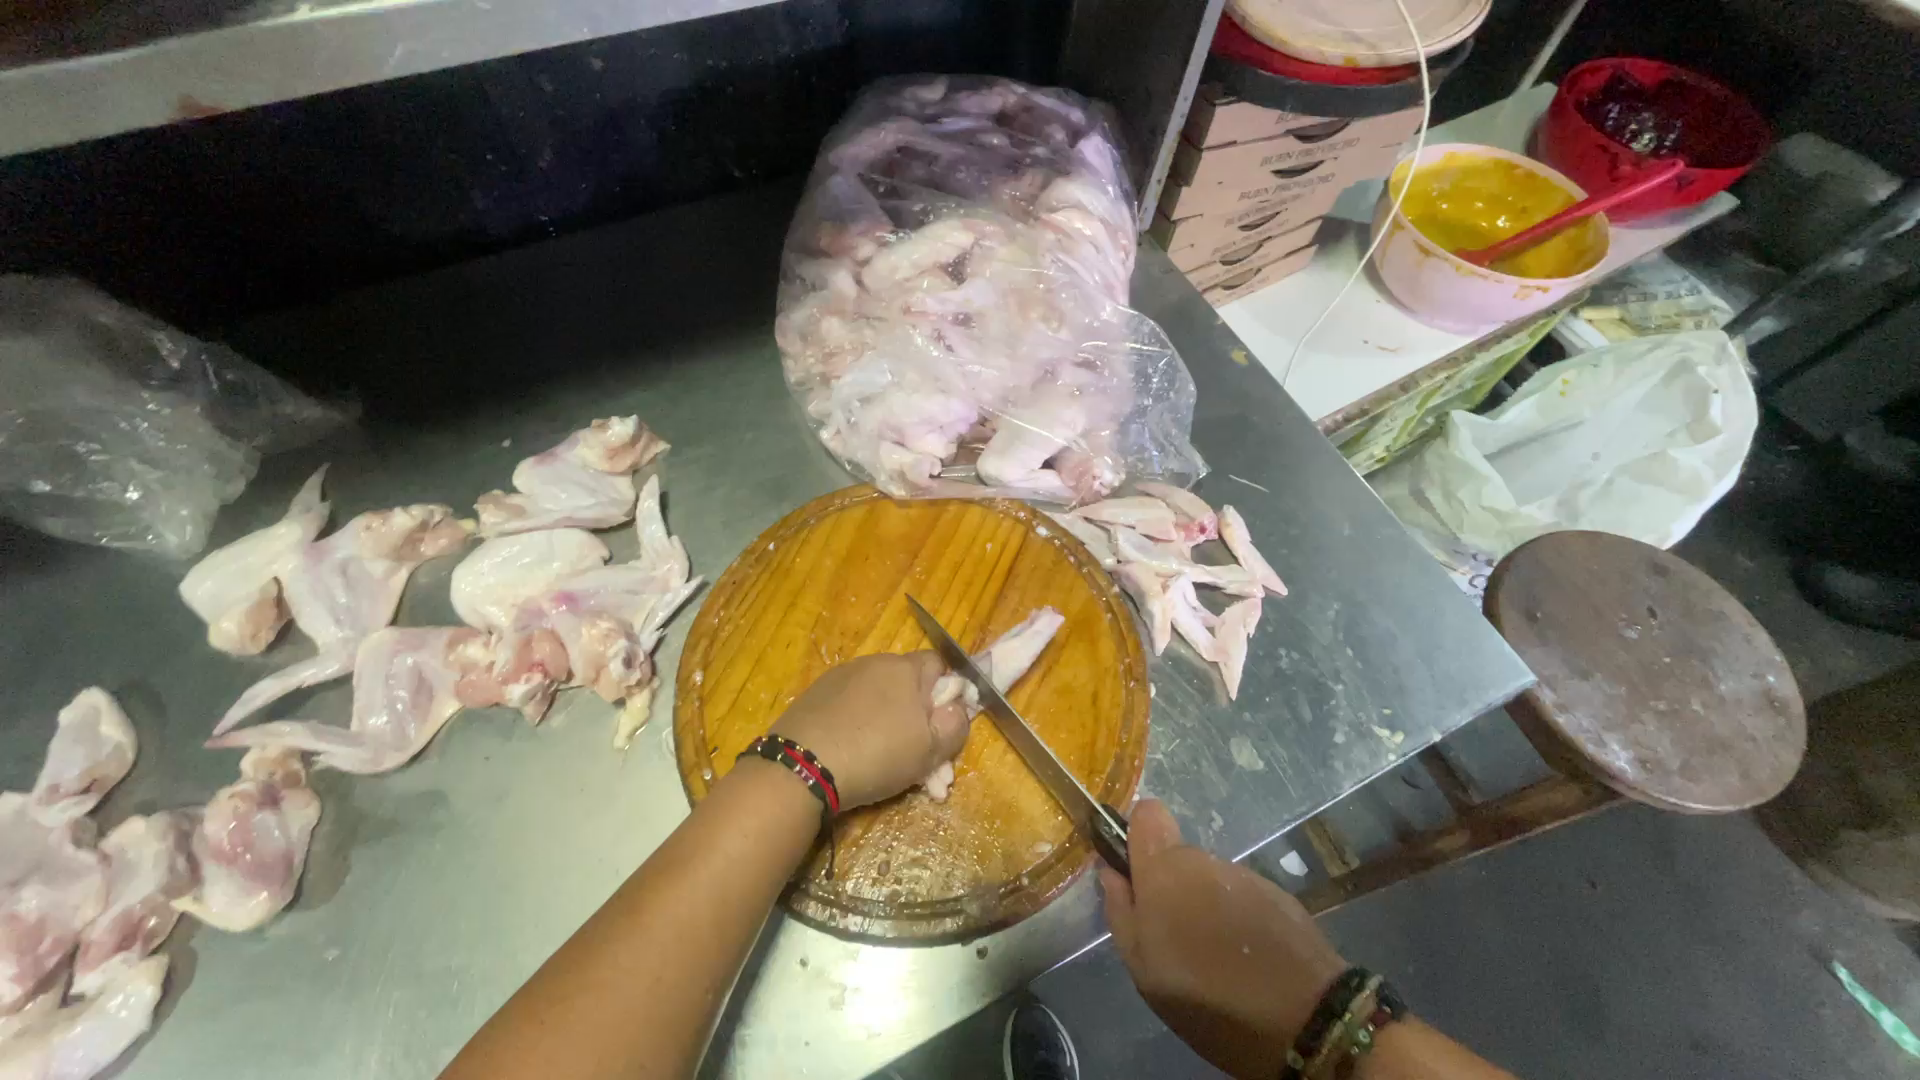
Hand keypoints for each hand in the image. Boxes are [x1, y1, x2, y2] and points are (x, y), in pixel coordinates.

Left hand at [769, 652, 968, 808]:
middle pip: (905, 684)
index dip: (946, 694)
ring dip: (884, 723)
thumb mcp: (930, 750)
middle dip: (915, 716)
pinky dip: (855, 727)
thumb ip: (954, 726)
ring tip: (881, 763)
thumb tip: (957, 708)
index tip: (941, 726)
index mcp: (904, 668)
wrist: (801, 766)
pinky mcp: (813, 697)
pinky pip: (847, 709)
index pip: (938, 664)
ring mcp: (839, 678)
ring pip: (875, 699)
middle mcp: (871, 663)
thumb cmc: (877, 753)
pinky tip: (850, 756)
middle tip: (916, 756)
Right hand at [1101, 800, 1347, 1079]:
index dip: (1137, 837)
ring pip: (1208, 878)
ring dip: (1203, 904)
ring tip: (1212, 956)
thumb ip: (1121, 912)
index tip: (1135, 875)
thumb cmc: (1207, 999)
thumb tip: (1111, 872)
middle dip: (1170, 886)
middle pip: (1175, 855)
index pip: (1145, 813)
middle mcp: (1203, 860)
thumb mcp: (1144, 970)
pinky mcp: (1277, 894)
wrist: (1306, 1022)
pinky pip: (1239, 896)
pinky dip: (1235, 918)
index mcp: (1163, 870)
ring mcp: (1244, 875)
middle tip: (1173, 938)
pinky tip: (1244, 958)